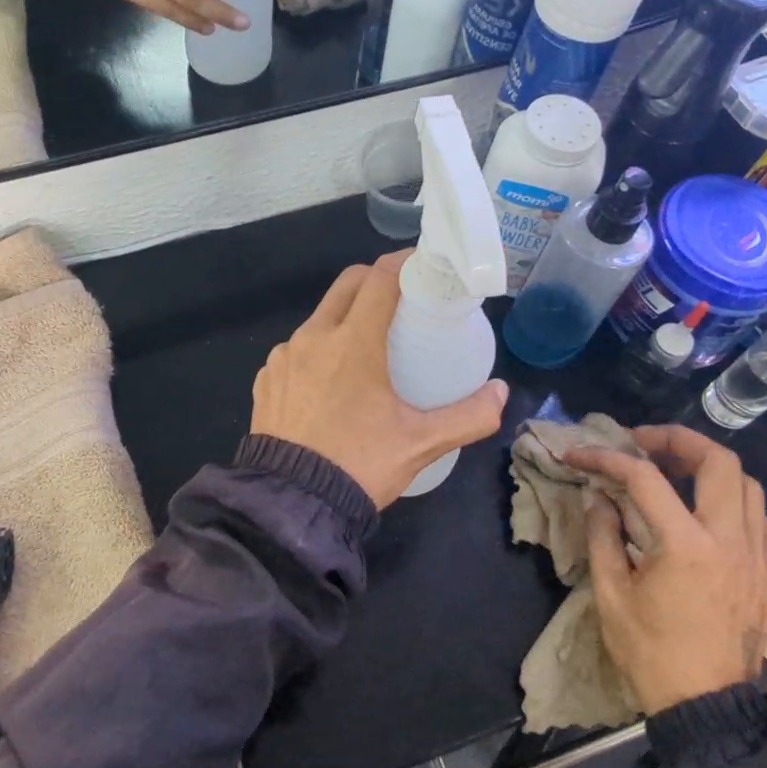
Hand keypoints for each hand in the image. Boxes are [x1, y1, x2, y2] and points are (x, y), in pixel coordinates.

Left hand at [251, 251, 507, 507]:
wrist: (292, 504)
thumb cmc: (360, 465)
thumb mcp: (421, 443)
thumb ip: (468, 416)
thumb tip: (500, 393)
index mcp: (353, 342)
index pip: (380, 279)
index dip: (403, 263)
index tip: (423, 265)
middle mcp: (313, 337)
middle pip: (347, 285)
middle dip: (374, 280)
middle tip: (401, 298)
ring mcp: (283, 357)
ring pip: (318, 319)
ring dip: (344, 318)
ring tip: (366, 345)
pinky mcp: (266, 379)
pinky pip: (295, 350)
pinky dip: (317, 351)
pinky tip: (330, 382)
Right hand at [564, 425, 766, 714]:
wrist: (704, 705)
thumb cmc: (650, 651)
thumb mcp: (610, 593)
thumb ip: (602, 535)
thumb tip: (597, 496)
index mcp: (685, 545)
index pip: (643, 478)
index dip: (605, 458)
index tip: (578, 454)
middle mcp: (730, 541)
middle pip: (719, 462)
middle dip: (677, 440)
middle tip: (642, 444)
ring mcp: (758, 558)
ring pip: (749, 486)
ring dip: (710, 469)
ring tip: (676, 472)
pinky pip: (765, 522)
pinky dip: (738, 505)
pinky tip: (712, 515)